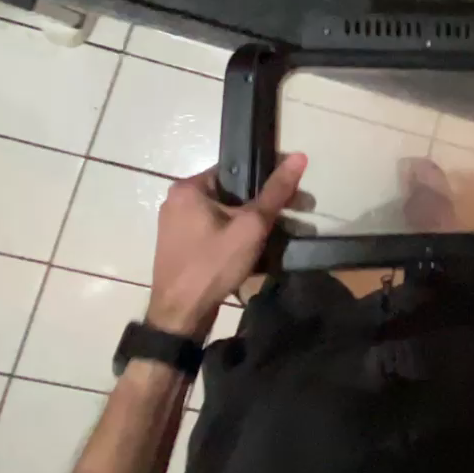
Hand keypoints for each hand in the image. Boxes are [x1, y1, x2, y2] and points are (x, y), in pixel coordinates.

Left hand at [146, 156, 307, 337]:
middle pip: (231, 193)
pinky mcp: (179, 245)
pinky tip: (252, 249)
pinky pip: (214, 230)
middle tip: (291, 216)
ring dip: (249, 222)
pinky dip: (233, 235)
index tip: (291, 192)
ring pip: (223, 213)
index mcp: (188, 188)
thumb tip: (299, 156)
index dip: (267, 178)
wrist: (180, 315)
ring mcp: (175, 225)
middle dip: (262, 204)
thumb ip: (276, 192)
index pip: (236, 169)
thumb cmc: (213, 264)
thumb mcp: (251, 226)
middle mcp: (176, 201)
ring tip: (276, 234)